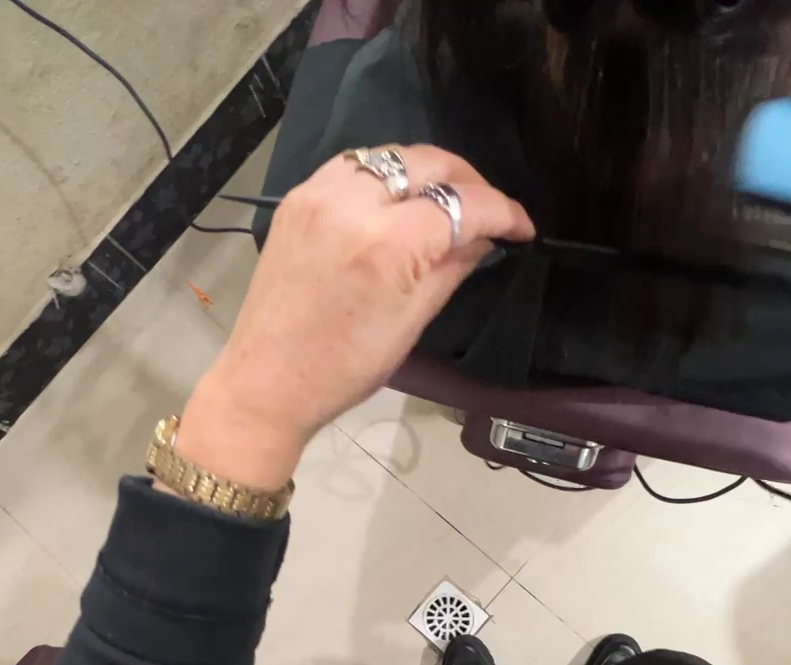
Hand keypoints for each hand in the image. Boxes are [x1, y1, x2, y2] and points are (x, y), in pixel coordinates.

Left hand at [175, 146, 535, 489]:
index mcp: (386, 245)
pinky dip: (385, 175)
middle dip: (468, 182)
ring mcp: (318, 195)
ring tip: (446, 203)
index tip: (523, 227)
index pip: (462, 205)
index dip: (503, 211)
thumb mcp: (410, 325)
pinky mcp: (297, 199)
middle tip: (487, 211)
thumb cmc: (344, 370)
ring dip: (427, 173)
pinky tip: (397, 201)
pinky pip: (354, 166)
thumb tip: (481, 237)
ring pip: (391, 156)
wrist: (268, 381)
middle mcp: (351, 204)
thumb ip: (451, 269)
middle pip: (428, 163)